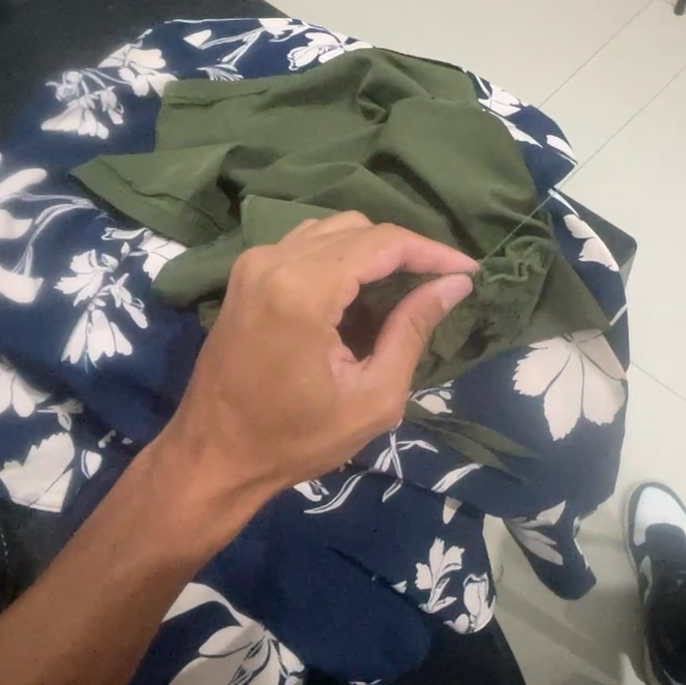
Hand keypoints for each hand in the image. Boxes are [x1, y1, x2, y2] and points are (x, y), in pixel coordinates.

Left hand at [152, 213, 475, 528]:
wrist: (214, 456)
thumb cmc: (296, 438)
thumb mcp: (374, 396)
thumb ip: (414, 330)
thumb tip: (455, 284)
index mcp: (304, 290)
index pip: (384, 243)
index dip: (433, 252)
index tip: (471, 270)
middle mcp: (275, 260)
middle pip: (360, 228)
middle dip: (408, 250)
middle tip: (443, 282)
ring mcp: (255, 263)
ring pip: (334, 229)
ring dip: (376, 250)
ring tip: (410, 284)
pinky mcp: (247, 273)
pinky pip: (309, 243)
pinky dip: (344, 255)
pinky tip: (364, 288)